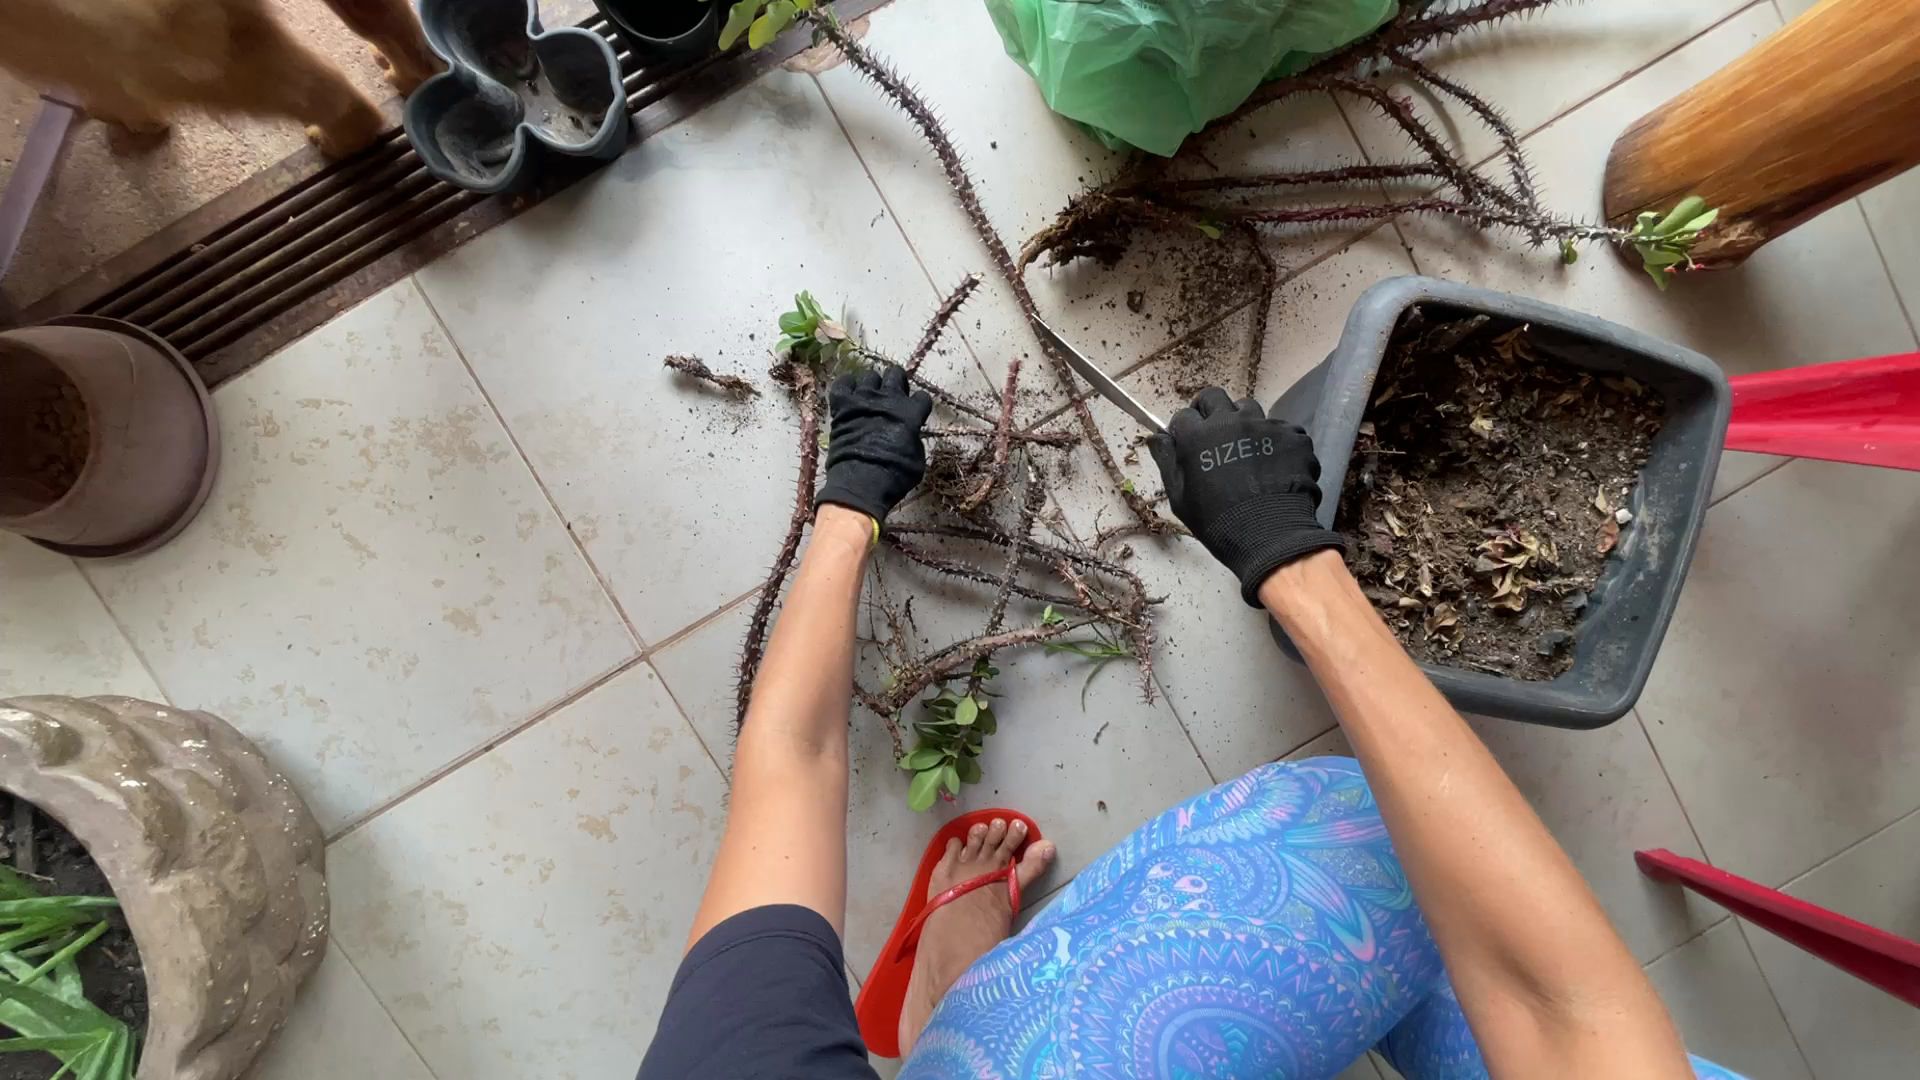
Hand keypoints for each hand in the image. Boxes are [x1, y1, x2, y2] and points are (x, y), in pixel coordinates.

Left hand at [815, 365, 933, 525]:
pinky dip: (846, 385)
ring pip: (870, 375)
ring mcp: (864, 399)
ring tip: (869, 398)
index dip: (919, 404)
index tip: (915, 413)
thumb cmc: (895, 476)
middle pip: (896, 374)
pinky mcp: (842, 404)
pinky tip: (849, 393)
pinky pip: (843, 383)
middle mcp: (889, 400)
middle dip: (896, 383)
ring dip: (872, 385)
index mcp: (911, 413)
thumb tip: (909, 435)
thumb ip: (914, 440)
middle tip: (892, 398)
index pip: (922, 397)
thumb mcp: (917, 460)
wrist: (862, 481)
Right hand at [1148, 387, 1344, 605]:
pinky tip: (1273, 464)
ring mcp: (1264, 426)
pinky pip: (1279, 429)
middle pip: (1214, 397)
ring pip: (1248, 408)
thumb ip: (1166, 461)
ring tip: (1245, 447)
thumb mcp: (1180, 496)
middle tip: (1212, 433)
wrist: (1269, 535)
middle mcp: (1230, 422)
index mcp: (1198, 436)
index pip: (1184, 415)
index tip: (1186, 442)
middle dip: (1209, 410)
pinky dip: (1272, 441)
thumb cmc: (1216, 521)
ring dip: (1242, 422)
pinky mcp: (1292, 436)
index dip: (1183, 429)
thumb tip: (1155, 436)